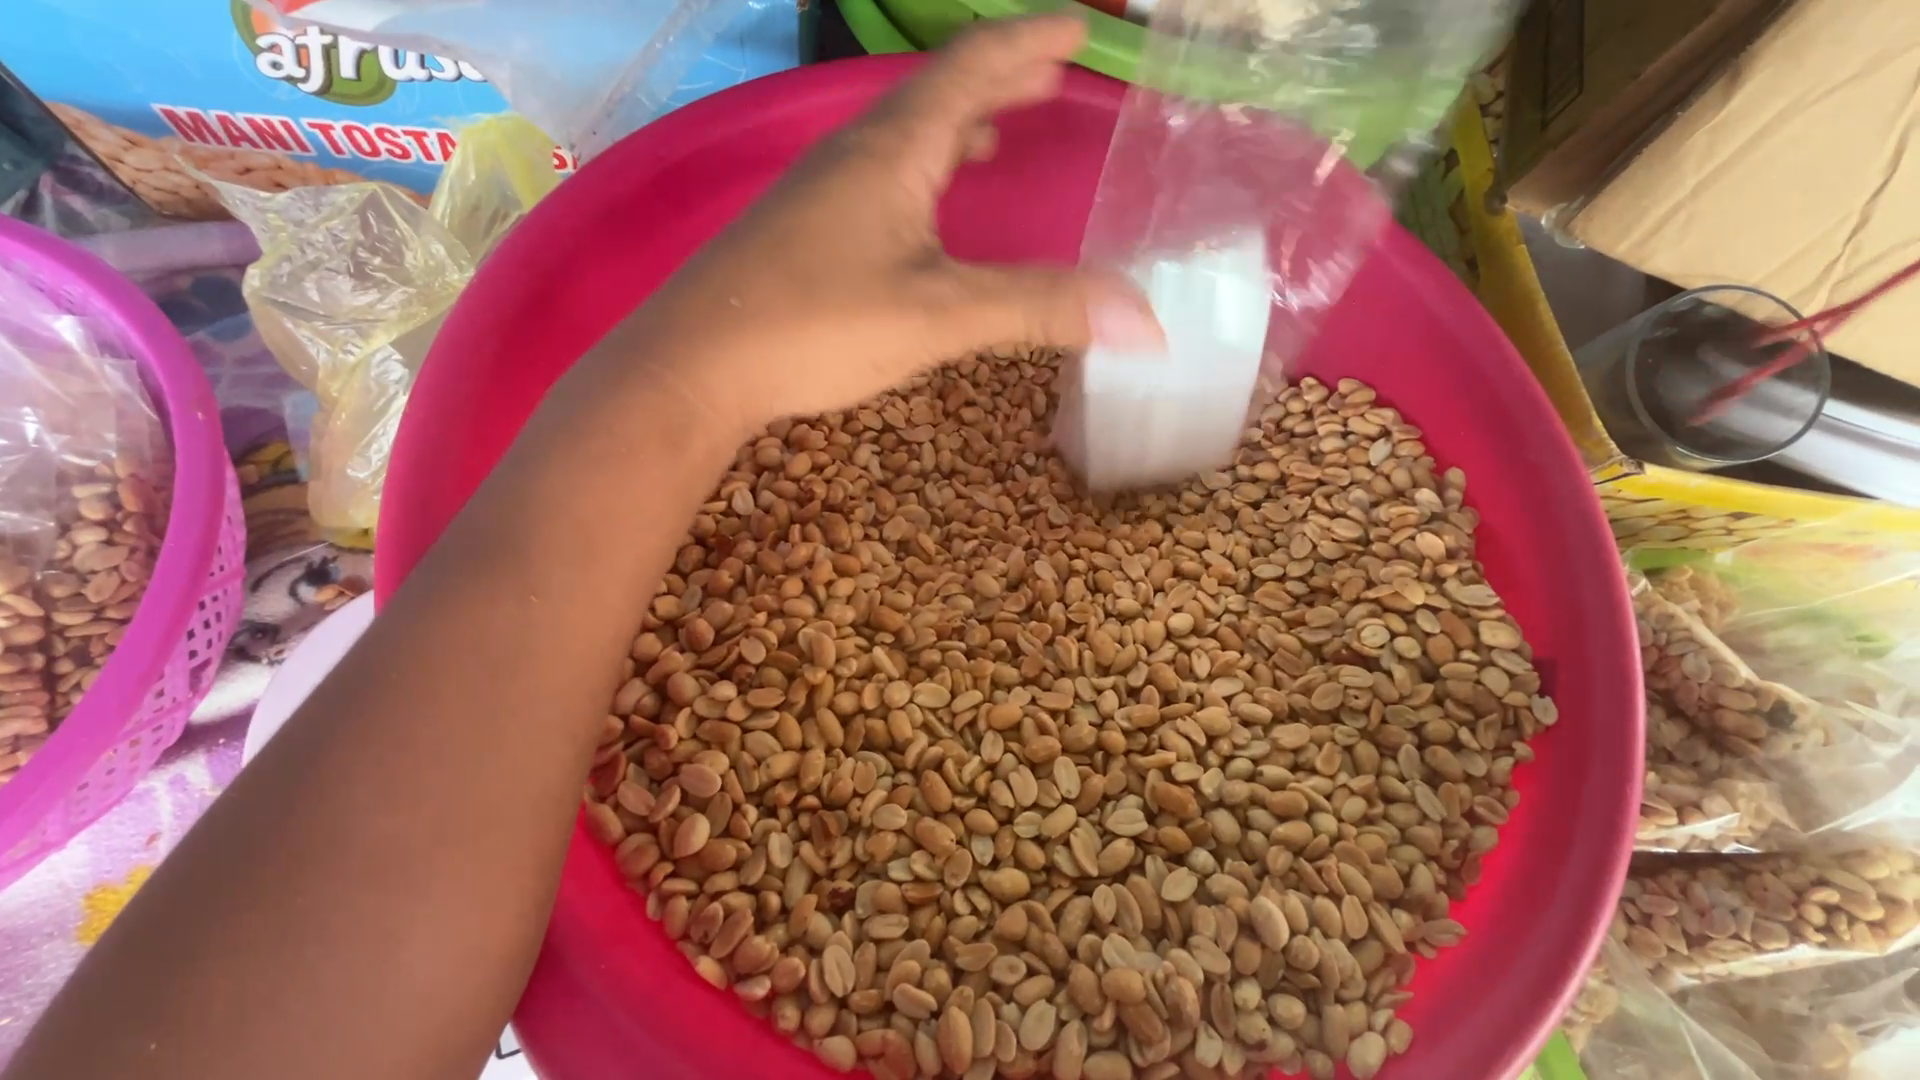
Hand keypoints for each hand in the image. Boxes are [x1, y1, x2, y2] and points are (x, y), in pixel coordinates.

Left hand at [629, 15, 1158, 434]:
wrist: (695, 365)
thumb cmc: (816, 326)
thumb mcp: (939, 316)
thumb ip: (1038, 308)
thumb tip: (1146, 319)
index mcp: (893, 148)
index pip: (971, 66)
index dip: (1027, 41)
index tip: (1077, 23)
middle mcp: (854, 152)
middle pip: (936, 93)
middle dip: (999, 78)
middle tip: (1050, 71)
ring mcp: (822, 190)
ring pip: (903, 136)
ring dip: (957, 123)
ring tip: (997, 129)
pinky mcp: (803, 230)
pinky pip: (879, 176)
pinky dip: (922, 171)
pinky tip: (924, 208)